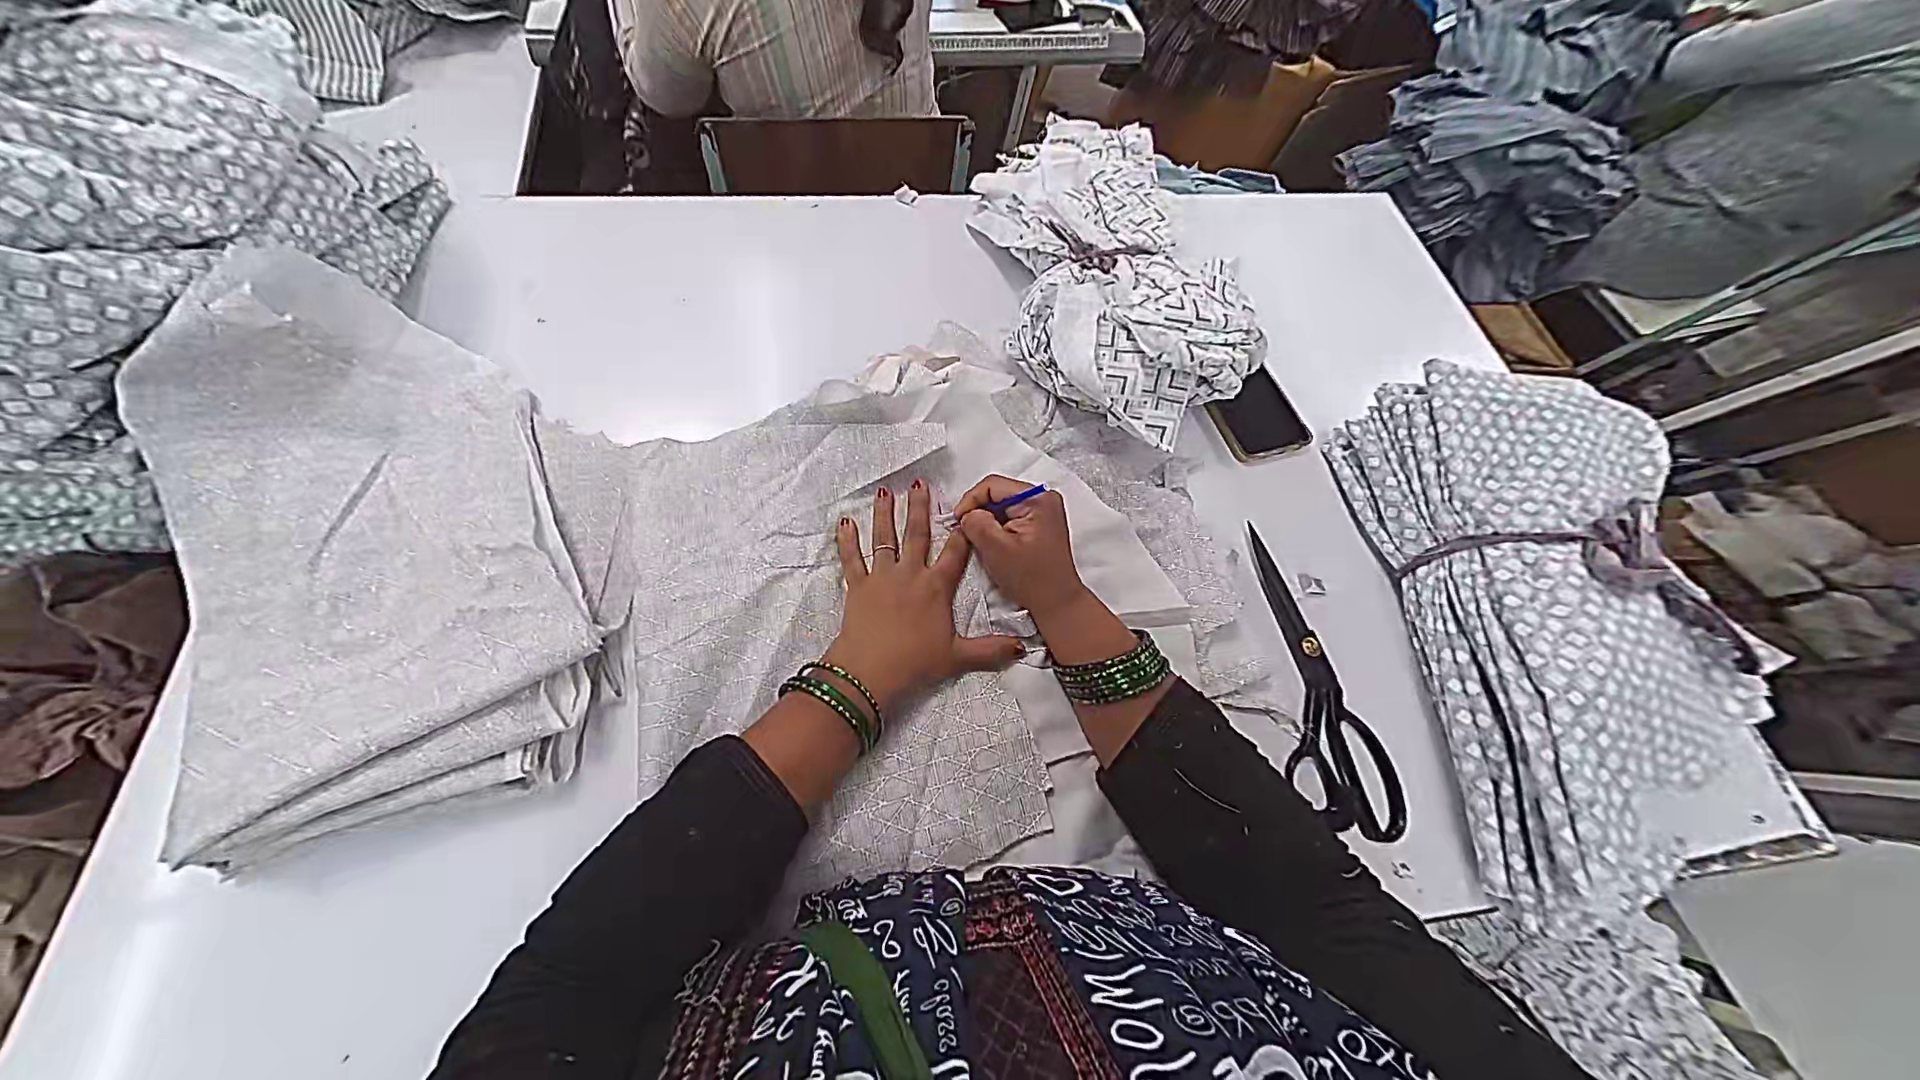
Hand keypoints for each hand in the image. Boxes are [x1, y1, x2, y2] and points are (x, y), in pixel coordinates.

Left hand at [827, 479, 1023, 711]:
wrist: (869, 672)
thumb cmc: (914, 662)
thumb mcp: (957, 657)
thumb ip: (990, 650)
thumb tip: (1021, 649)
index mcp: (936, 587)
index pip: (955, 553)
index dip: (962, 531)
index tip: (966, 511)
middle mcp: (910, 575)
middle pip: (917, 534)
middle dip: (919, 508)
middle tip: (919, 484)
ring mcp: (882, 578)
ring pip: (884, 538)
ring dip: (885, 514)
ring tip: (885, 492)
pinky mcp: (858, 586)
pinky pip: (851, 558)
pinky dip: (847, 540)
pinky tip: (845, 522)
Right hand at [952, 475, 1092, 624]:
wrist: (1056, 602)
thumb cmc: (1033, 580)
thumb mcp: (996, 549)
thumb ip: (976, 523)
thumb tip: (967, 514)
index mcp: (1037, 499)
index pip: (992, 485)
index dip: (970, 501)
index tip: (959, 520)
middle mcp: (1044, 499)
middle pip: (997, 493)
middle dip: (979, 512)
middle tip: (967, 532)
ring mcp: (1043, 511)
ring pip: (1002, 506)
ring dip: (988, 522)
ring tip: (982, 542)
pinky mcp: (1039, 523)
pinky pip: (1010, 517)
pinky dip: (997, 528)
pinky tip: (994, 545)